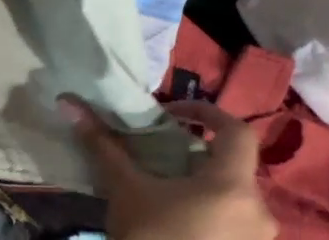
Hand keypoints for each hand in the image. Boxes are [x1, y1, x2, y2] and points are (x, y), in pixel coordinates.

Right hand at [62, 97, 276, 239]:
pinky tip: (174, 213)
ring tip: (160, 181)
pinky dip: (206, 202)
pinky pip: (234, 215)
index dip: (204, 112)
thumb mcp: (124, 186)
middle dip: (192, 149)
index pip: (237, 132)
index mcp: (233, 187)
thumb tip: (68, 102)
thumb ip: (102, 143)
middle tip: (155, 149)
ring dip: (198, 178)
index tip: (168, 111)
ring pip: (232, 191)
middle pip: (231, 163)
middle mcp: (259, 210)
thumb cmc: (154, 236)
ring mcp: (260, 237)